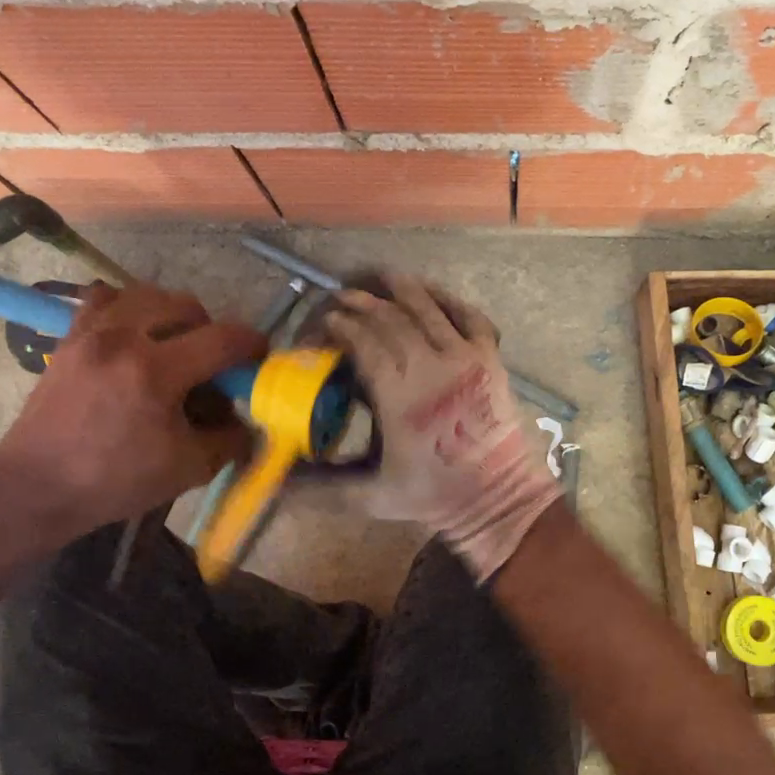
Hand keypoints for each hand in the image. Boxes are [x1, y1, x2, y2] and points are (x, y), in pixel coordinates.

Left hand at [0, 282, 263, 538]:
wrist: (36, 487)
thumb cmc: (115, 482)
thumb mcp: (190, 468)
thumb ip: (231, 437)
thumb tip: (250, 418)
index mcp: (155, 372)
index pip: (223, 339)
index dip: (253, 345)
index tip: (261, 357)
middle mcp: (122, 339)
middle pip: (187, 306)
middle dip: (212, 331)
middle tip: (213, 365)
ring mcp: (91, 333)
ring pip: (148, 295)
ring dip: (173, 316)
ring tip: (176, 349)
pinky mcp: (70, 337)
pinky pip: (107, 299)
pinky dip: (130, 310)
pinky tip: (136, 338)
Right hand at [325, 276, 559, 577]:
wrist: (498, 499)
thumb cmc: (434, 497)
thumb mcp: (373, 496)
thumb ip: (322, 487)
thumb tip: (277, 487)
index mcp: (400, 397)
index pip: (364, 344)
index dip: (342, 327)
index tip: (327, 322)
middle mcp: (432, 367)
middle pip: (392, 320)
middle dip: (364, 303)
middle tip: (343, 297)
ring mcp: (466, 359)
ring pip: (429, 310)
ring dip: (402, 290)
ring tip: (381, 276)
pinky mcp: (492, 360)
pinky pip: (470, 317)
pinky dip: (450, 300)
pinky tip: (435, 294)